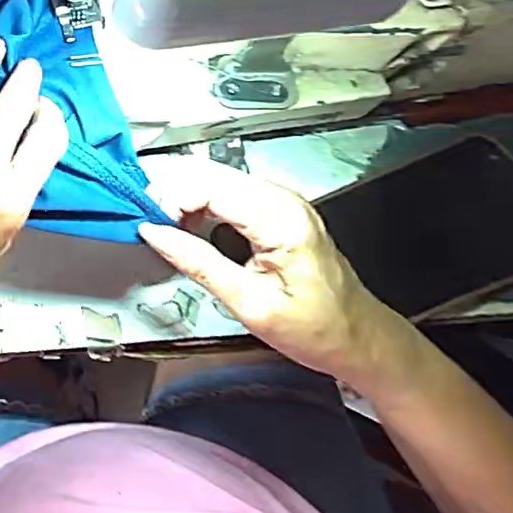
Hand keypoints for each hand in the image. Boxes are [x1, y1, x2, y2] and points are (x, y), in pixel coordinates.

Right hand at [137, 157, 427, 394]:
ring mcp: (279, 198)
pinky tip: (189, 225)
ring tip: (167, 228)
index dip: (172, 199)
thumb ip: (199, 264)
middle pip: (209, 174)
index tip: (151, 223)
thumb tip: (154, 233)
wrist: (361, 338)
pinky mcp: (272, 205)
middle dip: (172, 194)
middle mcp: (282, 199)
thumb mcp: (250, 305)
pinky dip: (198, 202)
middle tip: (152, 224)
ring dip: (182, 198)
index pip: (211, 187)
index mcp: (282, 221)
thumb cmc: (318, 329)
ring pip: (212, 177)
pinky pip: (224, 188)